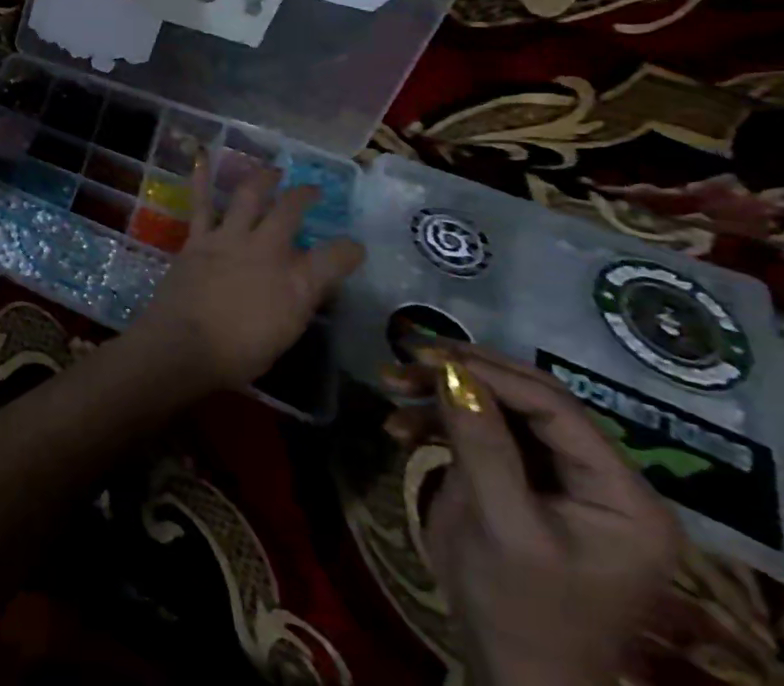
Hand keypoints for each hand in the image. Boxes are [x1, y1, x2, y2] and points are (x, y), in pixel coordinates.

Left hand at [139, 156, 363, 386]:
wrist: (182, 344)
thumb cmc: (237, 354)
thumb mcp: (285, 334)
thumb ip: (297, 303)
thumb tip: (303, 287)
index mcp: (300, 283)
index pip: (340, 255)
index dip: (350, 250)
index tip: (351, 249)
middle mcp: (268, 251)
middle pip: (293, 211)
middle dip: (305, 196)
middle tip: (311, 190)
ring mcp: (229, 240)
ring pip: (250, 197)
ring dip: (263, 179)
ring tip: (273, 170)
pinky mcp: (197, 240)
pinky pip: (201, 204)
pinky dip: (202, 180)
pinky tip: (201, 157)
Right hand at [394, 345, 680, 685]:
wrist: (512, 661)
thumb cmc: (518, 600)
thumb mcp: (500, 522)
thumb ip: (482, 446)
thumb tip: (452, 375)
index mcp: (622, 495)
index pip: (558, 412)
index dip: (492, 375)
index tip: (426, 355)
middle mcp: (598, 480)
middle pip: (531, 405)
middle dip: (465, 377)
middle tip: (405, 357)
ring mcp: (556, 483)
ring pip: (500, 416)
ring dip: (443, 399)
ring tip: (388, 387)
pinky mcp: (516, 486)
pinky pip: (480, 439)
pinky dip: (437, 427)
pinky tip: (398, 429)